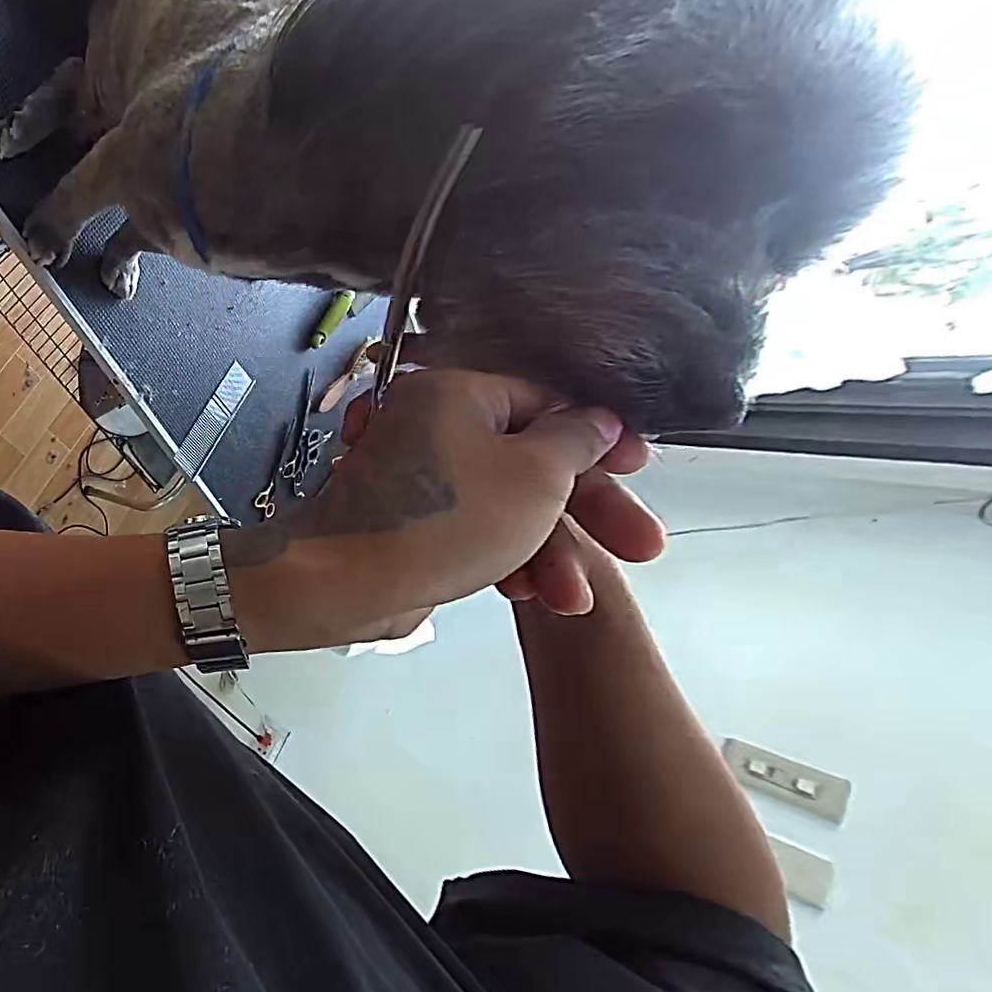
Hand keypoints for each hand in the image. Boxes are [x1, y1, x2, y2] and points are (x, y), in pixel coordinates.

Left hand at [222, 369, 663, 649]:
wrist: (351, 582)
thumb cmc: (445, 522)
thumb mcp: (534, 474)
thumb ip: (574, 440)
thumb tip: (591, 418)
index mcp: (451, 394)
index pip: (541, 401)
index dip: (596, 435)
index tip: (639, 467)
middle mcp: (428, 427)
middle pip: (526, 459)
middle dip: (584, 510)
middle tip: (641, 548)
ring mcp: (416, 476)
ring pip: (501, 502)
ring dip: (545, 549)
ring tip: (571, 598)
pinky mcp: (409, 520)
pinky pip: (469, 528)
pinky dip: (500, 557)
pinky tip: (526, 594)